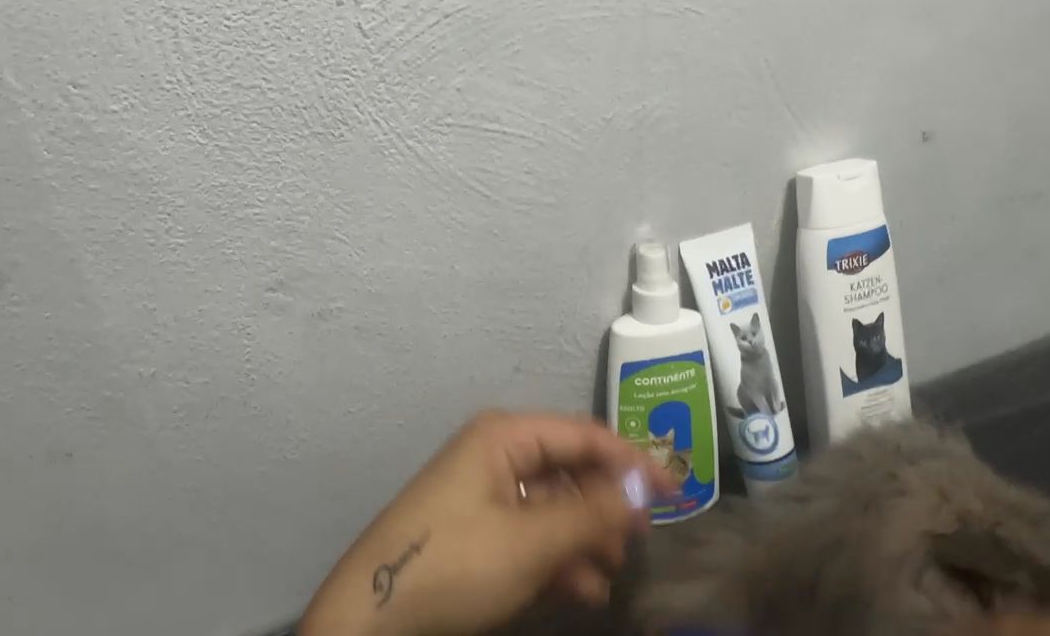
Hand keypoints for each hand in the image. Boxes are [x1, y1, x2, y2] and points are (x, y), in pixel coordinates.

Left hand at [296, 410, 676, 635]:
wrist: (373, 613)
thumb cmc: (455, 562)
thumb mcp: (530, 541)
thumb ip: (592, 514)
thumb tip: (643, 492)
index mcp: (505, 436)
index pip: (583, 434)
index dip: (632, 460)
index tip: (676, 491)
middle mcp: (496, 453)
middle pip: (569, 468)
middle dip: (606, 505)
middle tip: (639, 542)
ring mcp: (484, 491)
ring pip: (553, 505)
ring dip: (586, 537)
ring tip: (609, 574)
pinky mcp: (477, 528)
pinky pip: (531, 531)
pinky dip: (559, 555)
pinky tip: (581, 589)